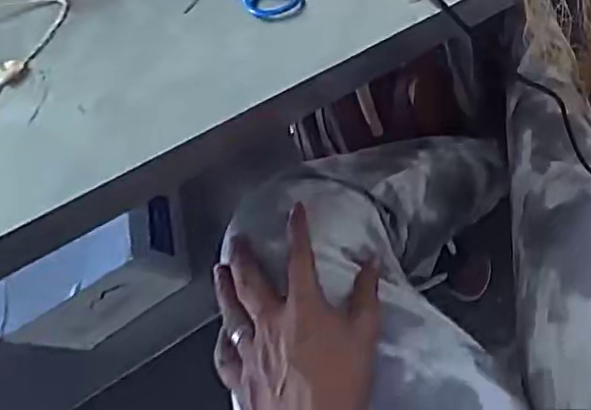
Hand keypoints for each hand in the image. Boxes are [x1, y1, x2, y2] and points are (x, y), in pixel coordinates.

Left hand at [213, 204, 380, 409]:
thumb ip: (367, 293)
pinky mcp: (240, 381)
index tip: (295, 209)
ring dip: (225, 289)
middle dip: (244, 258)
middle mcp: (271, 323)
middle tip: (238, 240)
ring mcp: (251, 354)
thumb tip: (370, 261)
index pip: (299, 258)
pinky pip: (225, 354)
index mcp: (303, 307)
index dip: (298, 230)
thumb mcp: (366, 332)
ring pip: (231, 314)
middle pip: (251, 284)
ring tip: (220, 272)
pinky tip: (223, 332)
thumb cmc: (342, 380)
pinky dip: (223, 338)